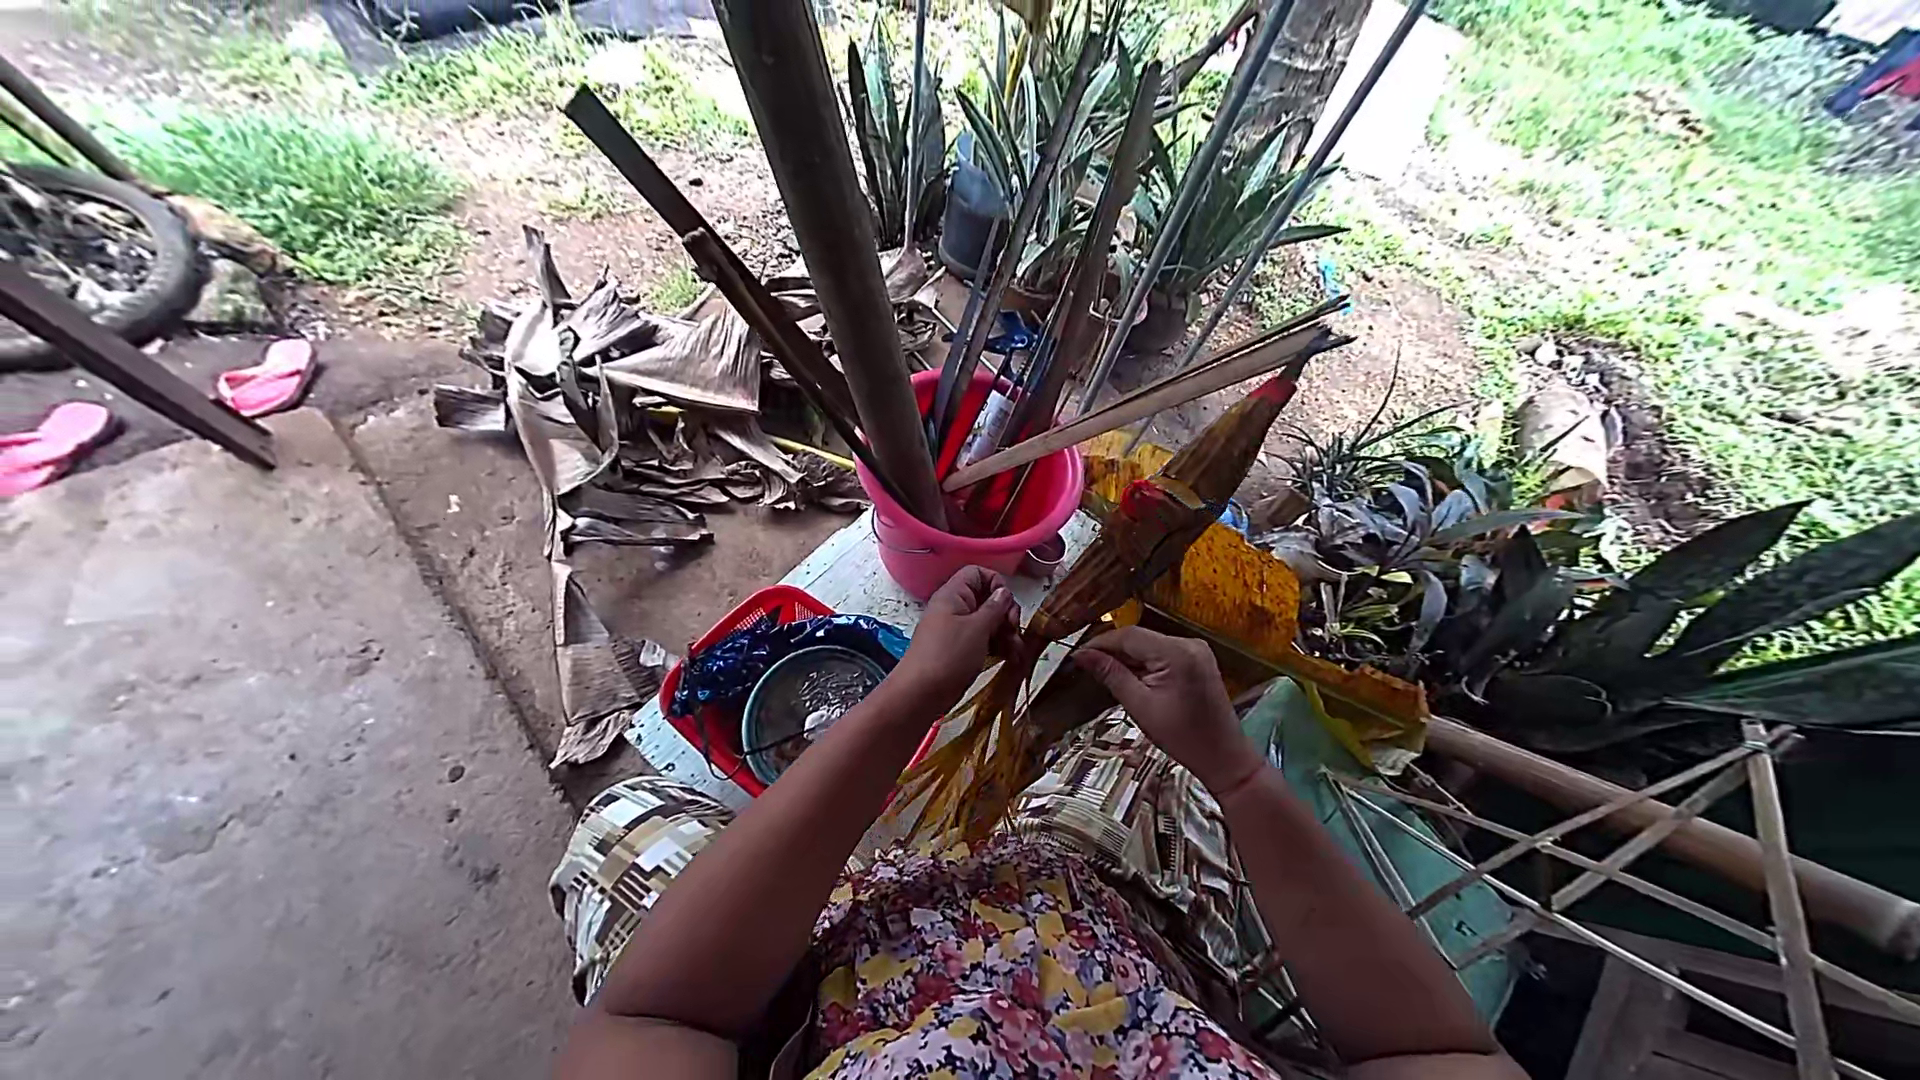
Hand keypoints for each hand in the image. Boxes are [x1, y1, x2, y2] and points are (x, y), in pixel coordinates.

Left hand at [891, 566, 1020, 710]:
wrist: (921, 693)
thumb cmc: (949, 656)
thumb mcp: (977, 628)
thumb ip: (994, 607)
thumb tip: (1004, 592)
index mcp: (953, 594)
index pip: (978, 573)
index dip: (996, 583)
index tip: (1006, 604)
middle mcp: (955, 607)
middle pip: (987, 598)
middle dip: (1006, 614)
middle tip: (1013, 631)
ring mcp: (958, 629)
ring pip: (989, 621)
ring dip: (1006, 633)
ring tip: (1016, 652)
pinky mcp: (961, 648)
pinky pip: (984, 639)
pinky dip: (998, 646)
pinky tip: (1010, 659)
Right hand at [1073, 627, 1264, 796]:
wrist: (1224, 757)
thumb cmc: (1183, 737)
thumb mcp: (1140, 706)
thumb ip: (1111, 675)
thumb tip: (1081, 655)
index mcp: (1177, 652)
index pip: (1128, 635)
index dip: (1099, 643)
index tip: (1076, 655)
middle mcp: (1188, 643)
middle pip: (1138, 637)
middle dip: (1111, 650)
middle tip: (1084, 665)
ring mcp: (1195, 649)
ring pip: (1148, 644)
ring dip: (1125, 656)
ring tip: (1101, 672)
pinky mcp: (1196, 658)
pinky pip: (1161, 652)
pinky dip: (1142, 662)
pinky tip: (1128, 676)